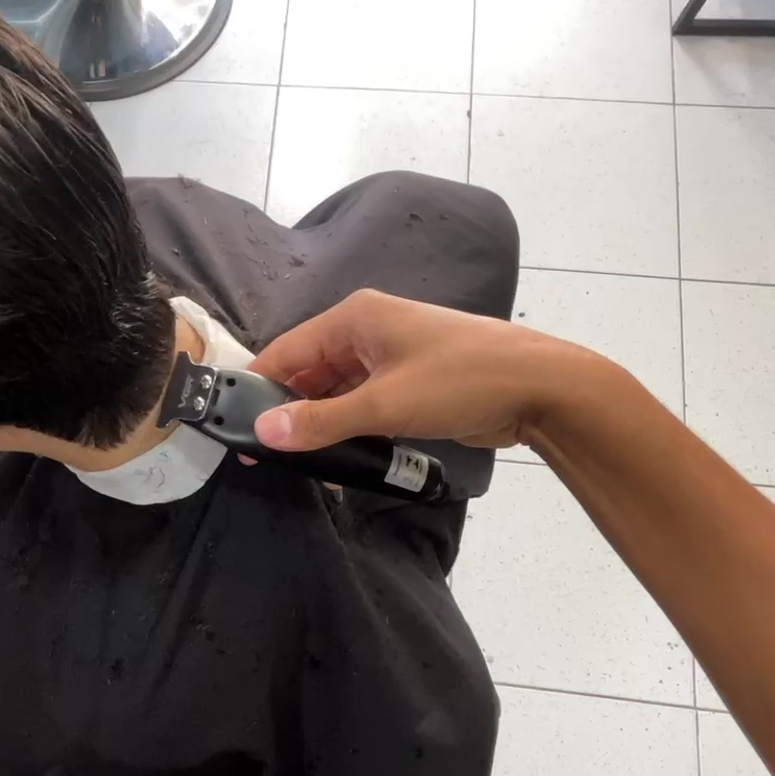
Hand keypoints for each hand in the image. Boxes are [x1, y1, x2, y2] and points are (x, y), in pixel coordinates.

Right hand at [245, 289, 604, 451]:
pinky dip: (344, 423)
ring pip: (333, 388)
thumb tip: (262, 434)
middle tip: (261, 451)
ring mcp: (387, 356)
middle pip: (307, 370)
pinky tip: (331, 451)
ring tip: (291, 457)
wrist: (541, 388)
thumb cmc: (459, 381)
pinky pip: (358, 400)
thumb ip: (321, 421)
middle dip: (285, 408)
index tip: (233, 425)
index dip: (257, 388)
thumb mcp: (384, 405)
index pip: (286, 350)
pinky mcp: (405, 381)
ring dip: (316, 419)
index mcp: (354, 317)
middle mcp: (365, 330)